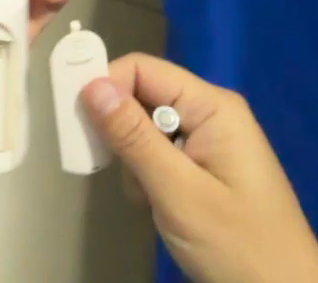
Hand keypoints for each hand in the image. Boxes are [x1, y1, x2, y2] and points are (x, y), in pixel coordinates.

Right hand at [82, 55, 317, 282]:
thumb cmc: (238, 248)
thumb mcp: (178, 193)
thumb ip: (133, 136)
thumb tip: (90, 84)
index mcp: (212, 106)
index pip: (142, 69)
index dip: (106, 86)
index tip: (79, 123)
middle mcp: (210, 113)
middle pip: (141, 95)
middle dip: (120, 130)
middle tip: (112, 168)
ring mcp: (209, 142)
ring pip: (145, 127)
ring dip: (133, 159)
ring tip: (146, 198)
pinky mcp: (205, 168)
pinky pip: (159, 153)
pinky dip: (147, 175)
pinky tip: (156, 205)